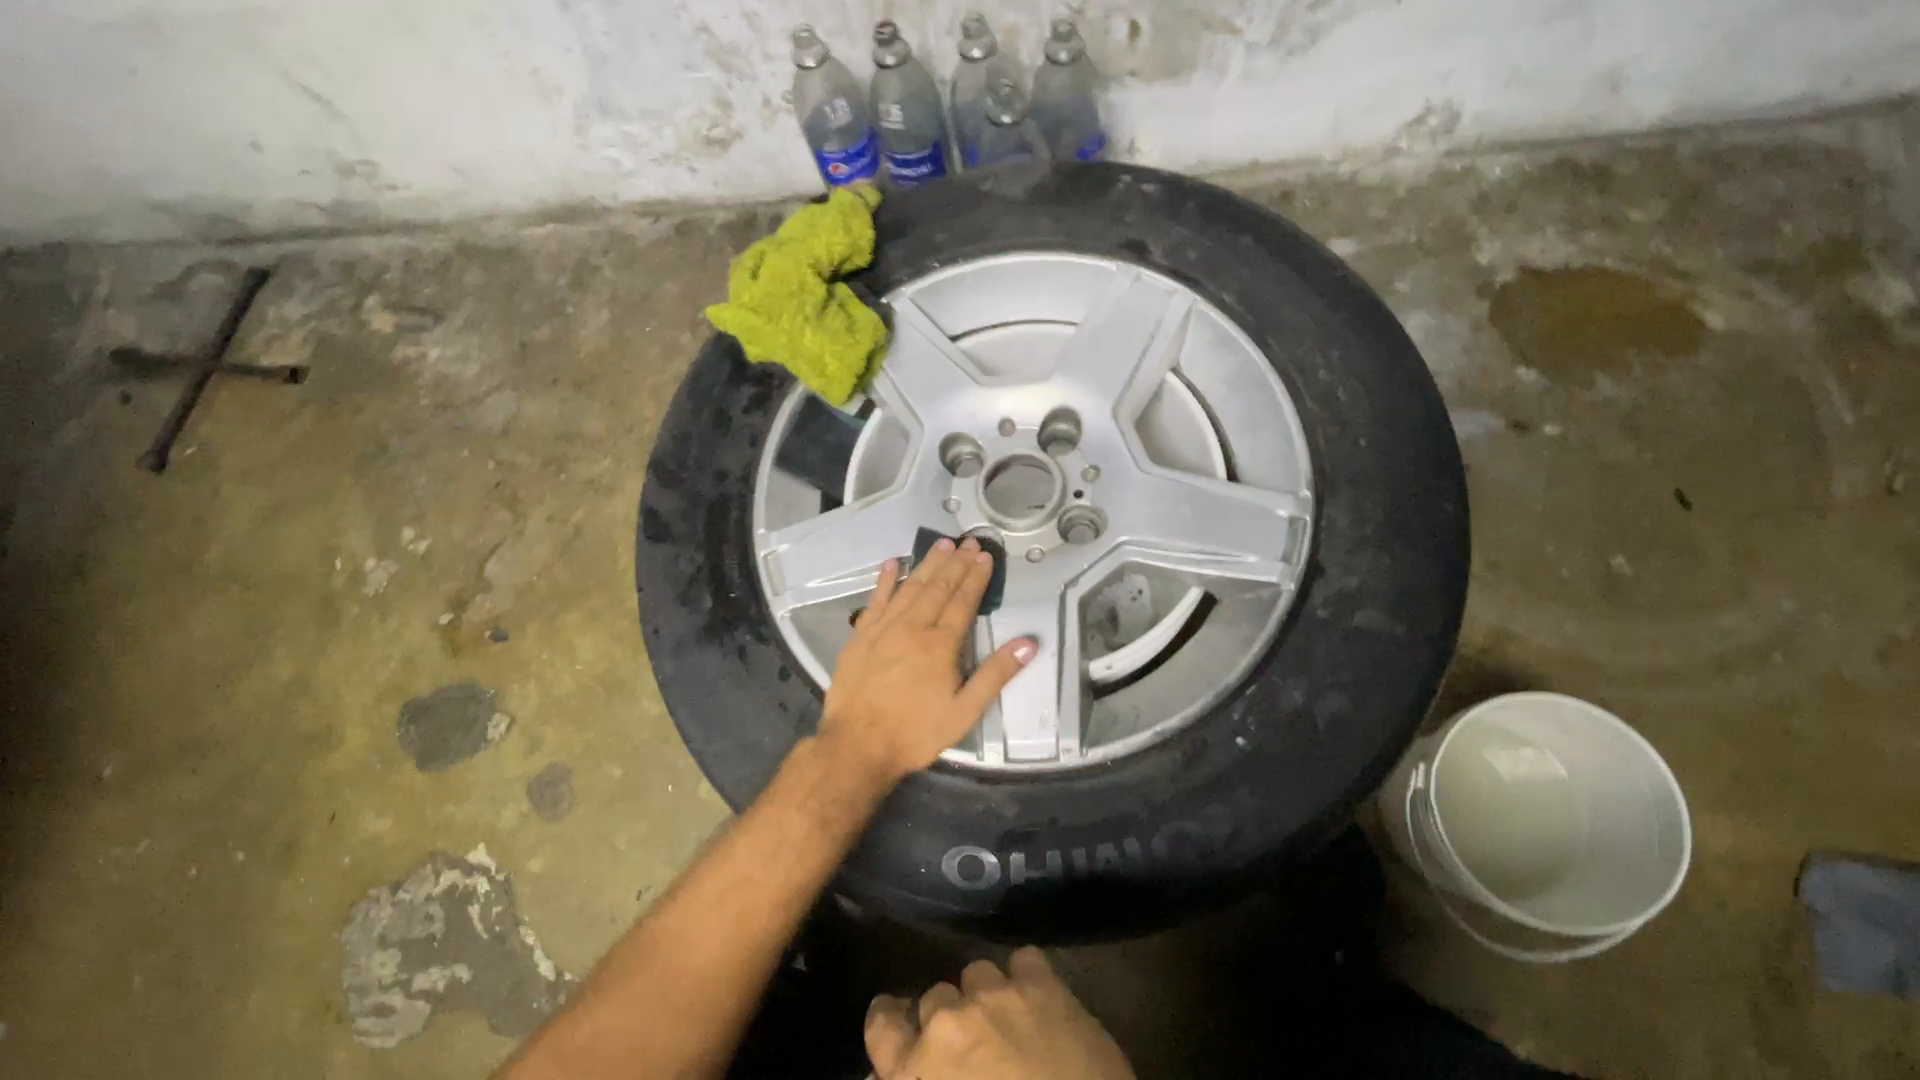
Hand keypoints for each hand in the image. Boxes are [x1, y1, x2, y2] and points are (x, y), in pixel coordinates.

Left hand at [816, 536, 1034, 790]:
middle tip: (968, 541)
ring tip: (941, 544)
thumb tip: (1029, 643)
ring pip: (910, 588)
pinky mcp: (860, 636)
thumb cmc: (915, 732)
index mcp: (941, 645)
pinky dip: (885, 580)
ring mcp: (883, 629)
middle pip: (938, 588)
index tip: (985, 556)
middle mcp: (913, 627)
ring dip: (927, 564)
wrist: (858, 745)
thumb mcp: (965, 711)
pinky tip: (893, 563)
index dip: (975, 577)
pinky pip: (875, 600)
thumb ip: (996, 674)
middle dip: (956, 563)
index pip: (963, 602)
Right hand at [864, 947, 1135, 1079]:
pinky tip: (1039, 1000)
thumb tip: (898, 1076)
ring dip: (987, 996)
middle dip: (950, 1017)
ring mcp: (995, 998)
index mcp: (915, 1069)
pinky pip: (1024, 960)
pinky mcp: (1043, 987)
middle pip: (936, 999)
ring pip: (977, 974)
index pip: (882, 1026)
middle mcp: (947, 1022)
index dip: (889, 1019)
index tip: (897, 1018)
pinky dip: (1028, 977)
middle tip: (972, 1043)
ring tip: (1008, 1019)